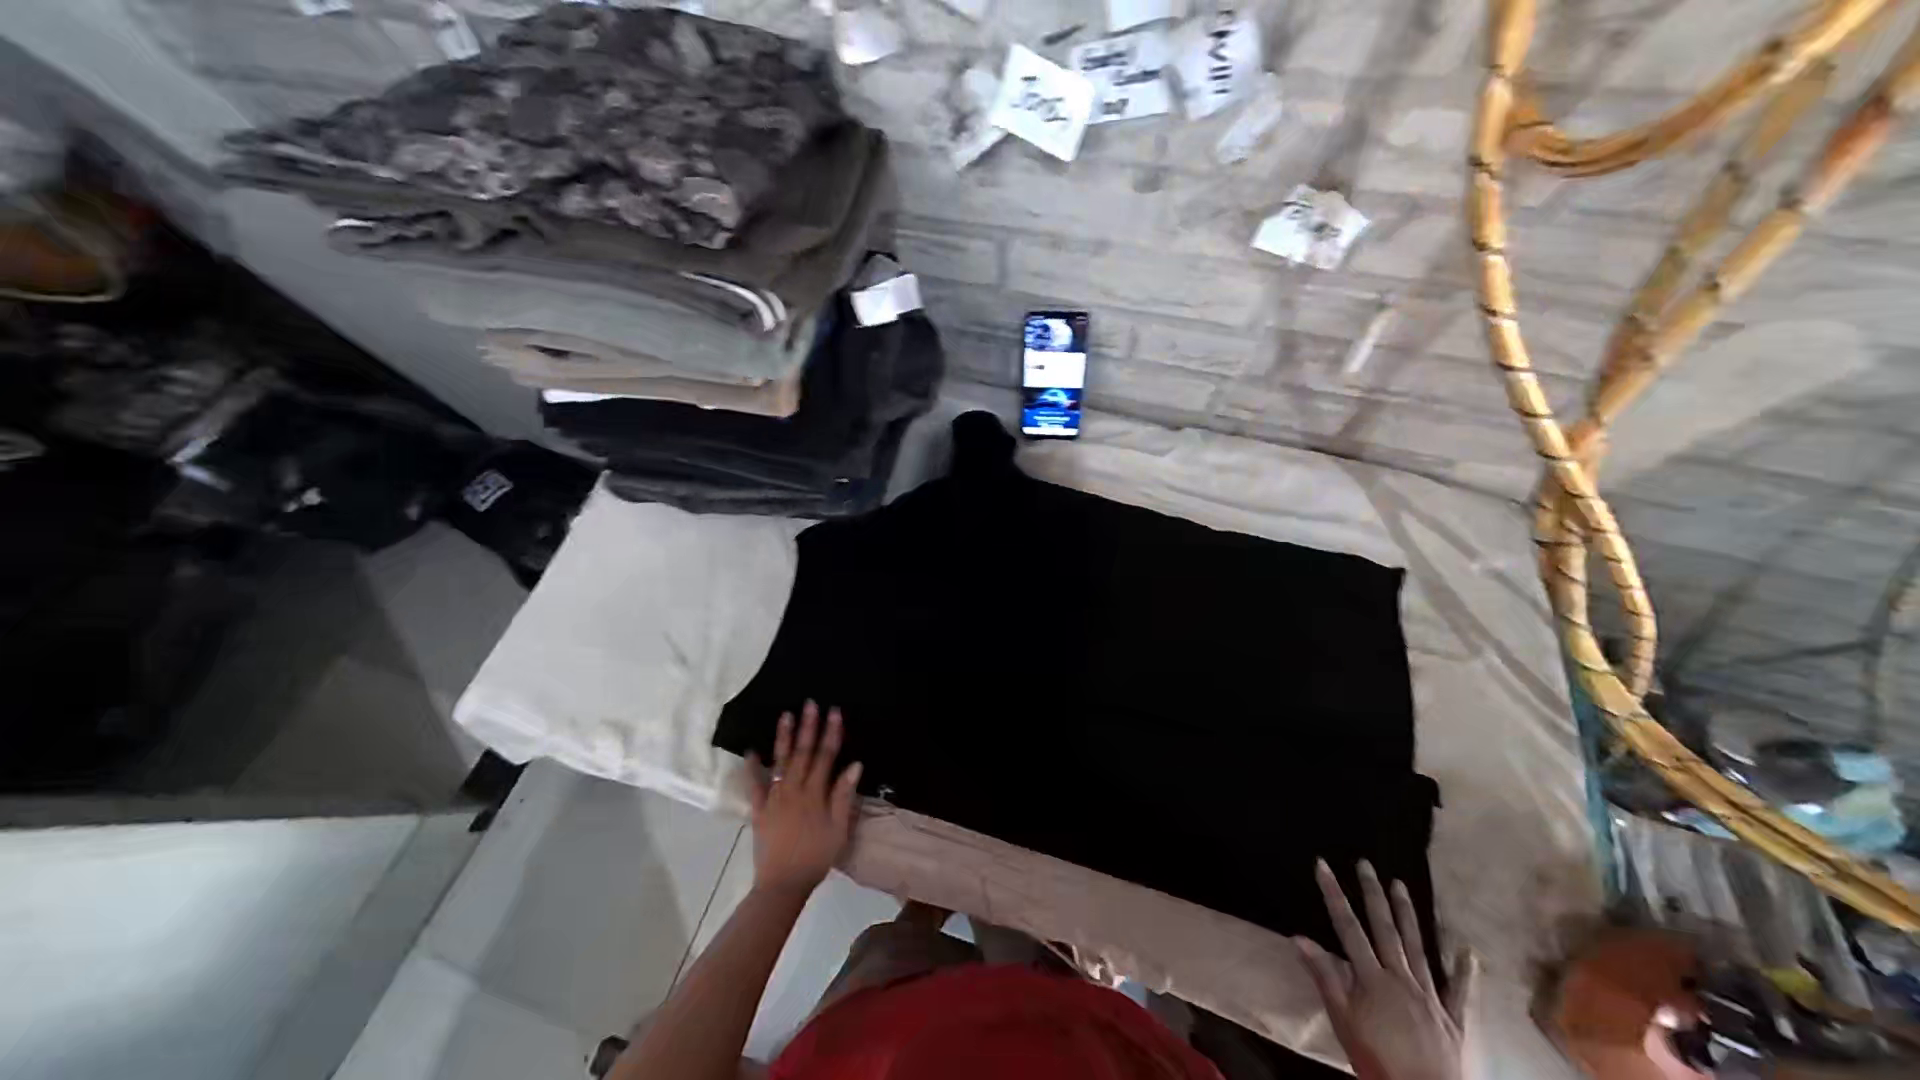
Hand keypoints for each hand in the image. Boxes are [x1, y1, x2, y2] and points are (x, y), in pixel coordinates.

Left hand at [746, 701, 861, 897]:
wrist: (783, 883)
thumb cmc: (817, 856)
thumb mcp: (839, 829)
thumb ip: (844, 795)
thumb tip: (854, 764)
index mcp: (815, 793)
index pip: (826, 756)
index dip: (831, 733)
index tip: (834, 712)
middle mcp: (794, 789)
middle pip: (803, 753)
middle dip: (808, 727)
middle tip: (810, 703)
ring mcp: (774, 798)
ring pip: (780, 762)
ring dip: (783, 737)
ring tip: (785, 715)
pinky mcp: (759, 809)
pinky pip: (754, 785)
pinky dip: (752, 767)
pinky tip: (751, 751)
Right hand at [1293, 859, 1477, 1079]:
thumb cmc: (1377, 1061)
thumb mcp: (1343, 1022)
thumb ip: (1325, 979)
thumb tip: (1300, 938)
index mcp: (1372, 978)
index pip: (1347, 927)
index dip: (1334, 894)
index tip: (1323, 866)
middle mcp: (1401, 978)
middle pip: (1384, 929)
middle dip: (1372, 894)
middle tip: (1365, 864)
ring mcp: (1430, 996)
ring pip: (1417, 947)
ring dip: (1408, 915)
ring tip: (1400, 885)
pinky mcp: (1455, 1019)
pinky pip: (1460, 991)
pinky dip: (1464, 971)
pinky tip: (1467, 951)